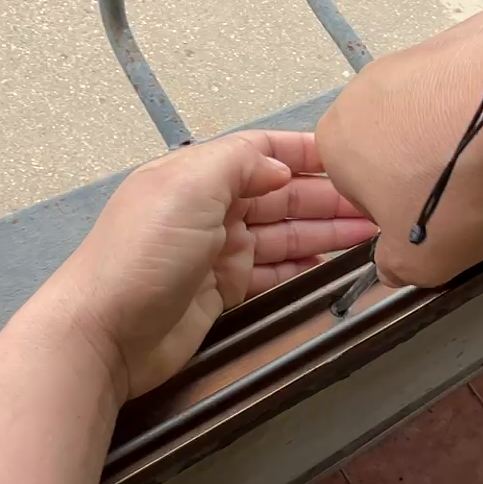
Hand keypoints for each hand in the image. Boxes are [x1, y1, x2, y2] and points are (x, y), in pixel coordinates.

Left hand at [34, 130, 375, 398]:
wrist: (104, 331)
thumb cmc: (143, 252)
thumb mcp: (188, 186)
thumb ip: (238, 163)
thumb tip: (280, 166)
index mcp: (200, 175)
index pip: (263, 153)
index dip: (306, 152)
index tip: (352, 156)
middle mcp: (211, 209)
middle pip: (281, 196)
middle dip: (328, 196)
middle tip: (377, 203)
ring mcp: (217, 252)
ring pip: (283, 234)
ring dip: (324, 231)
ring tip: (369, 232)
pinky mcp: (223, 291)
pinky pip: (272, 271)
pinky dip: (301, 265)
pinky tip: (330, 263)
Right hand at [316, 0, 482, 287]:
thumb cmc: (467, 185)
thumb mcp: (424, 260)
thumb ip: (395, 268)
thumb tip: (393, 263)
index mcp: (337, 141)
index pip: (357, 191)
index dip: (399, 214)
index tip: (437, 224)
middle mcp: (365, 87)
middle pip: (392, 148)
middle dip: (425, 173)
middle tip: (471, 195)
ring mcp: (415, 52)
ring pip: (431, 115)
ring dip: (458, 141)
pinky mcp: (465, 33)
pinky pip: (469, 86)